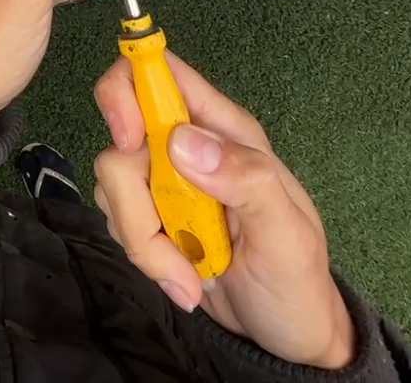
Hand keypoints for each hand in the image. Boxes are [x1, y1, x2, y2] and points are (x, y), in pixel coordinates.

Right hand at [93, 54, 354, 369]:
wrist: (285, 336)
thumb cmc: (297, 278)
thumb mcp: (286, 232)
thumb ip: (245, 179)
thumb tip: (180, 140)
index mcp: (222, 128)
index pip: (160, 73)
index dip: (128, 88)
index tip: (129, 138)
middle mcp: (185, 143)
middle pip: (121, 134)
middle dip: (132, 196)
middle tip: (163, 240)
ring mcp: (162, 178)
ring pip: (113, 180)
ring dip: (141, 237)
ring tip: (186, 275)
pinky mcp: (146, 213)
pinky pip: (114, 214)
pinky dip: (140, 252)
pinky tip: (179, 277)